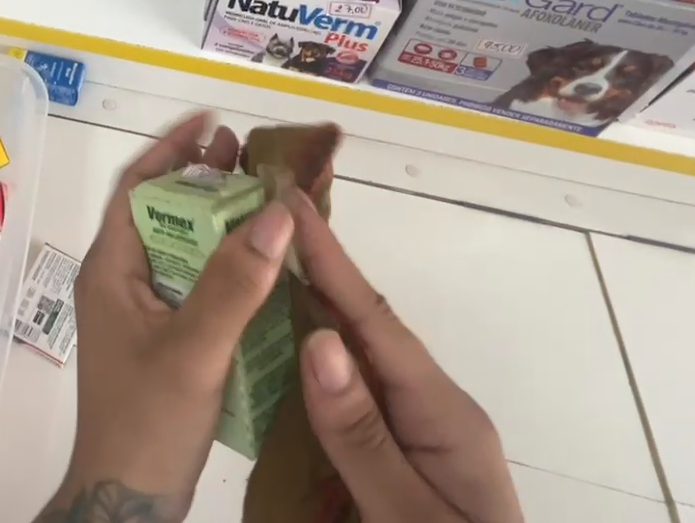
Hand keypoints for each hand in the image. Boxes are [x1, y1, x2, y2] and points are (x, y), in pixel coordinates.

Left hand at [37, 113, 294, 521]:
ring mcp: (136, 308)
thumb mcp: (194, 348)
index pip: (135, 187)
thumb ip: (234, 283)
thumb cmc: (148, 420)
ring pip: (176, 245)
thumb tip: (277, 212)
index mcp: (110, 267)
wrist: (126, 500)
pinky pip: (189, 279)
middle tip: (246, 154)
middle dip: (198, 177)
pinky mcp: (157, 335)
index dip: (168, 148)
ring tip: (257, 193)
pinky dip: (219, 260)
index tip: (209, 120)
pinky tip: (256, 260)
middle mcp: (118, 278)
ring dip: (212, 217)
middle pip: (157, 209)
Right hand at [283, 185, 523, 521]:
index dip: (330, 258)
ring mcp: (406, 429)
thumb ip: (362, 435)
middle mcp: (425, 407)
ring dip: (303, 306)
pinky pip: (338, 391)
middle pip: (361, 324)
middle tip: (259, 220)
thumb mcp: (409, 522)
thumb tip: (317, 336)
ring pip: (347, 353)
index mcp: (441, 414)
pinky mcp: (385, 452)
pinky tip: (266, 345)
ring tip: (253, 264)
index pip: (374, 320)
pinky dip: (301, 358)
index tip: (291, 203)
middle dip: (313, 267)